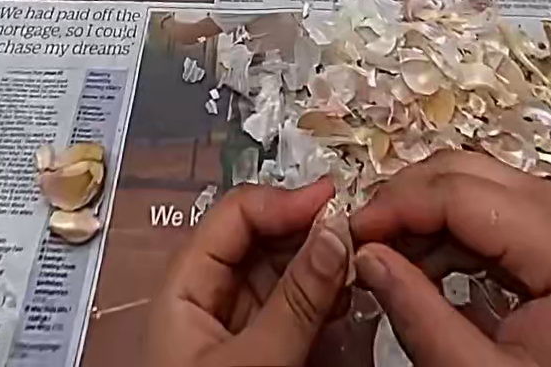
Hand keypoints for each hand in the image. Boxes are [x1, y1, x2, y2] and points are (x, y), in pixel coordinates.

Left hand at [145, 181, 351, 366]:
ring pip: (284, 277)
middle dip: (308, 233)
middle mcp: (211, 293)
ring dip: (323, 269)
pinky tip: (352, 305)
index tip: (334, 199)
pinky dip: (326, 308)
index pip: (234, 216)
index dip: (282, 201)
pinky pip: (297, 315)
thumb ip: (296, 301)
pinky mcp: (267, 354)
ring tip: (362, 265)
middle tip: (360, 233)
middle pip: (261, 241)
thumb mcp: (253, 365)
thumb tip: (333, 231)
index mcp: (187, 282)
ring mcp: (240, 325)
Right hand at [349, 151, 550, 366]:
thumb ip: (420, 316)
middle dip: (402, 201)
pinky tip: (427, 265)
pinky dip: (447, 227)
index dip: (391, 207)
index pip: (450, 190)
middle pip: (455, 172)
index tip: (351, 236)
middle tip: (365, 241)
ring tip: (391, 258)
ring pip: (465, 181)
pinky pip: (486, 205)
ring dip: (420, 213)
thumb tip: (362, 255)